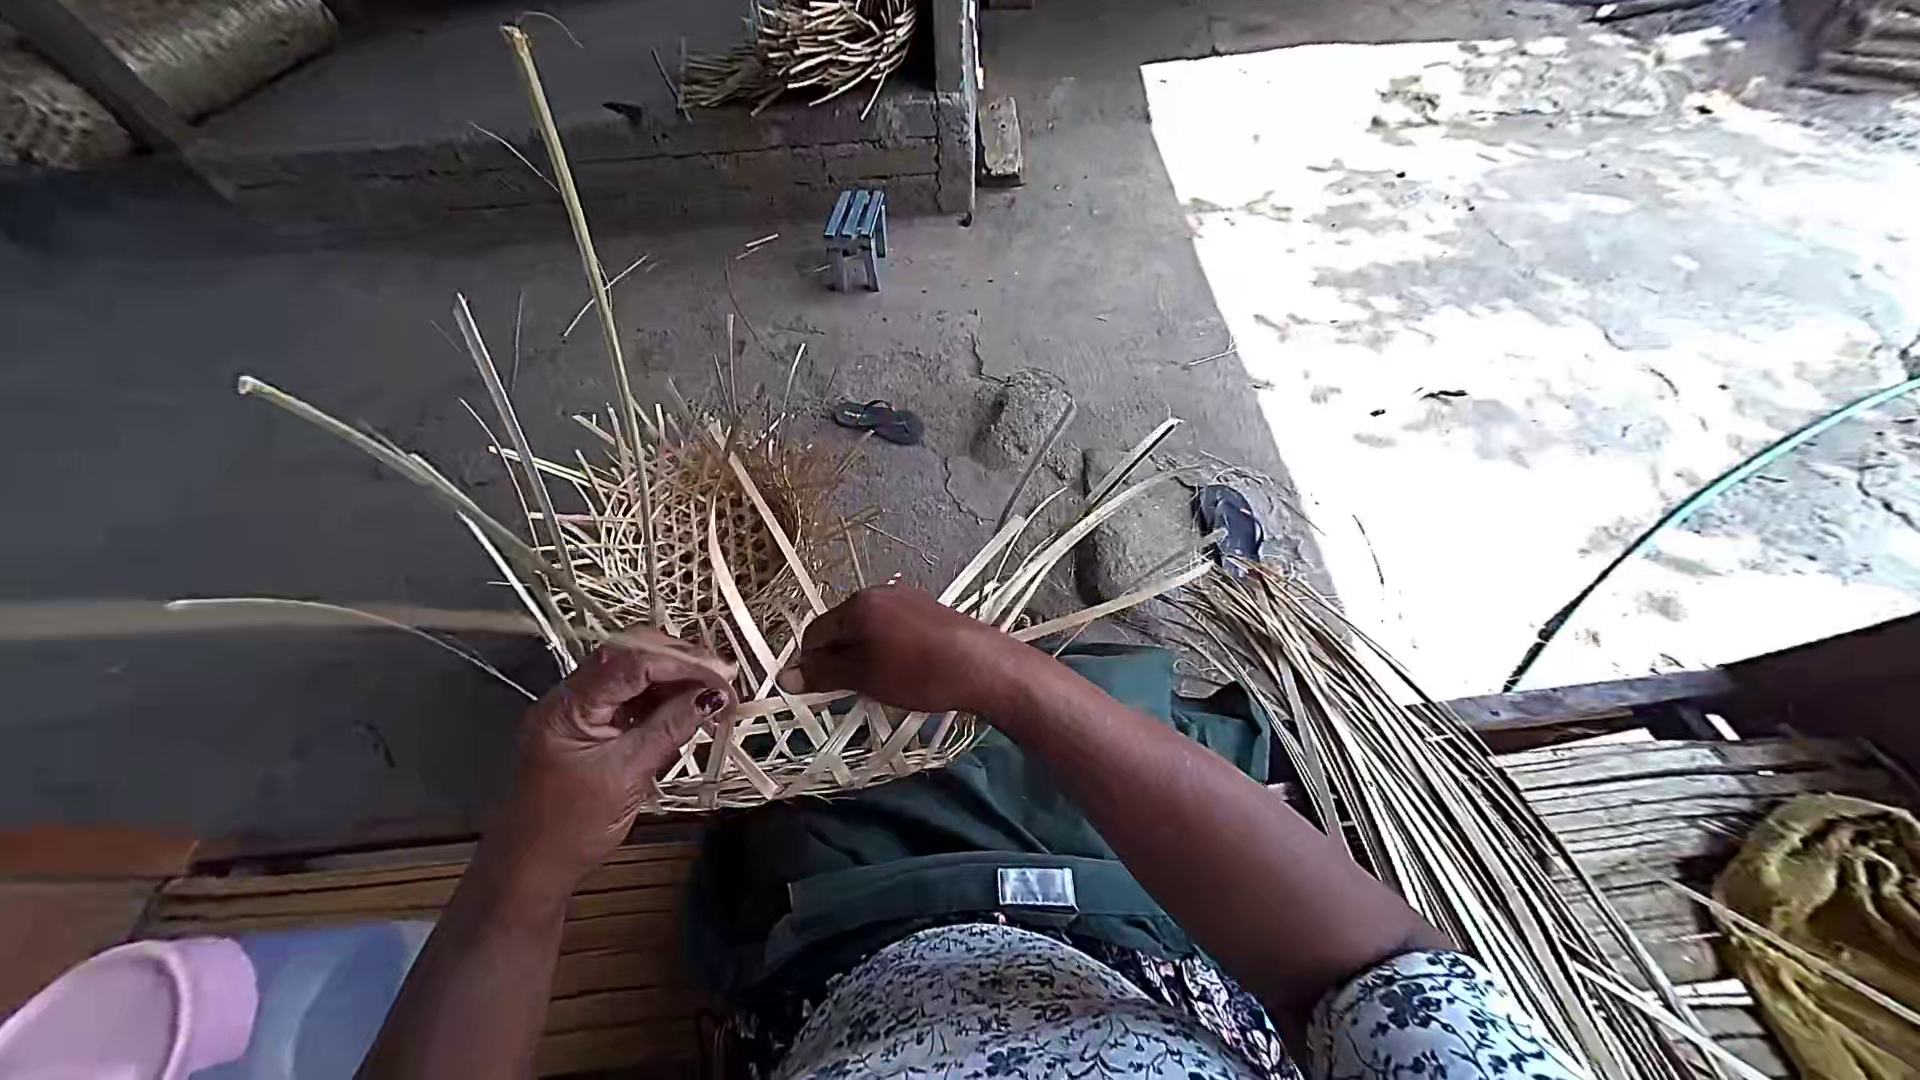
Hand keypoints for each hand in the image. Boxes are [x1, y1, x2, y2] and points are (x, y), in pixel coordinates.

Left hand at [491, 638, 735, 882]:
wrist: (534, 867)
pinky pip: (636, 695)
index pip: (631, 662)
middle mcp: (572, 696)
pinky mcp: (596, 722)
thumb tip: (714, 695)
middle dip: (682, 661)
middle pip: (633, 655)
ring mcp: (584, 708)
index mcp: (568, 707)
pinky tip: (691, 708)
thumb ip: (671, 726)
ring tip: (714, 695)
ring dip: (679, 678)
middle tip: (722, 678)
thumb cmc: (572, 826)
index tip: (721, 676)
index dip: (681, 662)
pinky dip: (667, 697)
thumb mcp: (629, 773)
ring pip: (638, 671)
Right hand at [777, 586, 1030, 714]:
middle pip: (842, 628)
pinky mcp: (929, 611)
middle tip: (851, 691)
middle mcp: (881, 592)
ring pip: (869, 630)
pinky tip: (905, 671)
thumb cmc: (916, 671)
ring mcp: (908, 599)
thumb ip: (822, 674)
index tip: (817, 691)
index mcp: (858, 603)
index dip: (810, 663)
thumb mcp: (863, 676)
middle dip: (839, 659)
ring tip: (881, 684)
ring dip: (864, 657)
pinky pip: (893, 630)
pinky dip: (888, 650)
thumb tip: (785, 676)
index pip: (815, 632)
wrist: (982, 666)